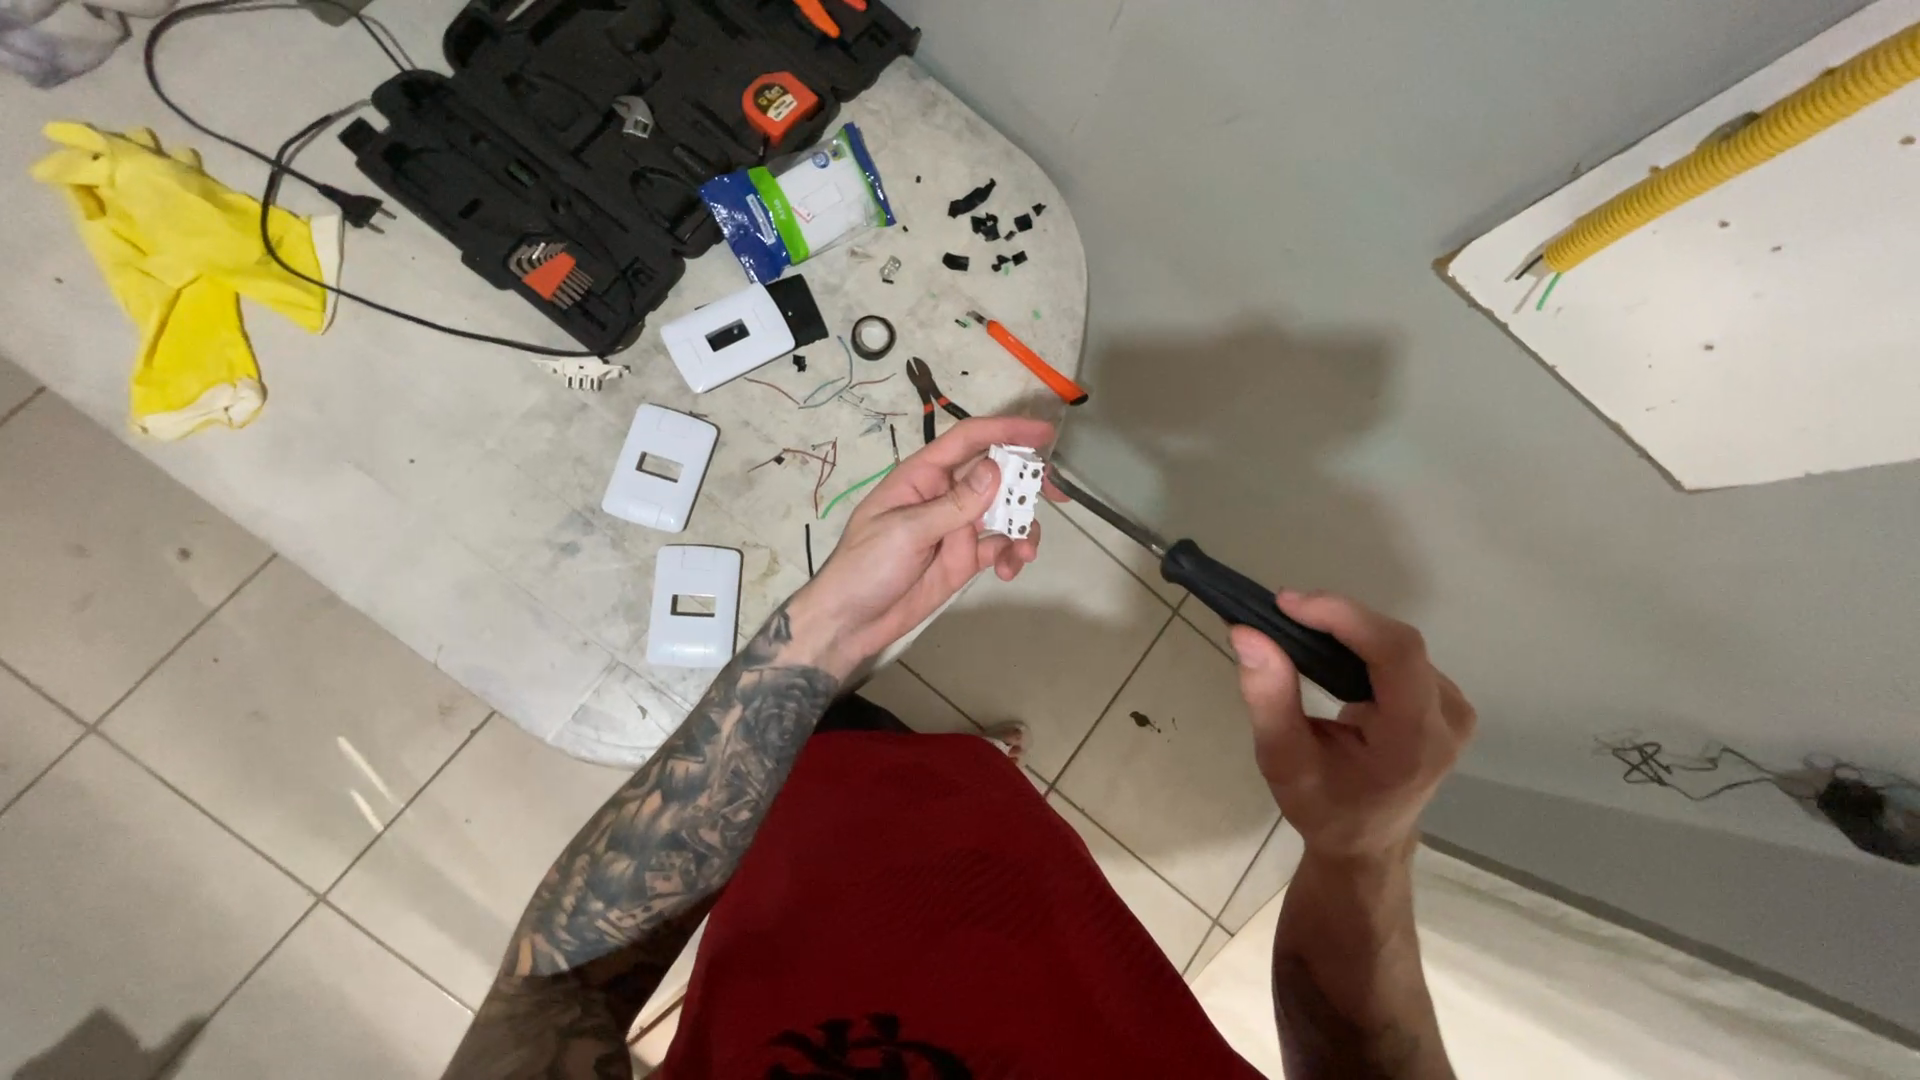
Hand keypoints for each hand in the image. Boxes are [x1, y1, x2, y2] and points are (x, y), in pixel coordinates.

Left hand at [788, 415, 1057, 676]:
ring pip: (1005, 513)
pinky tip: (1008, 572)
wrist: (851, 621)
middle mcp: (945, 494)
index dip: (1006, 430)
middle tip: (1058, 496)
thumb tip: (995, 469)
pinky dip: (1012, 555)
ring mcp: (957, 527)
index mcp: (923, 476)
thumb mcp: (907, 532)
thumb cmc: (866, 567)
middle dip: (1028, 483)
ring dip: (1023, 528)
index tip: (1044, 433)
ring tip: (1026, 553)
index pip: (968, 440)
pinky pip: (1000, 546)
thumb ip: (954, 504)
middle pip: (996, 475)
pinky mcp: (966, 557)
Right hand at [1230, 591, 1474, 865]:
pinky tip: (1324, 646)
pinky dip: (1358, 640)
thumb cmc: (1322, 806)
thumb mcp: (1282, 759)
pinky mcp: (1442, 699)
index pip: (1396, 654)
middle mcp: (1448, 717)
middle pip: (1396, 642)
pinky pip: (1399, 652)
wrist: (1365, 842)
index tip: (1286, 603)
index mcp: (1416, 740)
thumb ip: (1267, 696)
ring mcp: (1452, 707)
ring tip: (1294, 628)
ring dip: (1345, 628)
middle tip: (1278, 613)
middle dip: (1336, 618)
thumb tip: (1246, 631)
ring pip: (1396, 642)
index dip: (1344, 616)